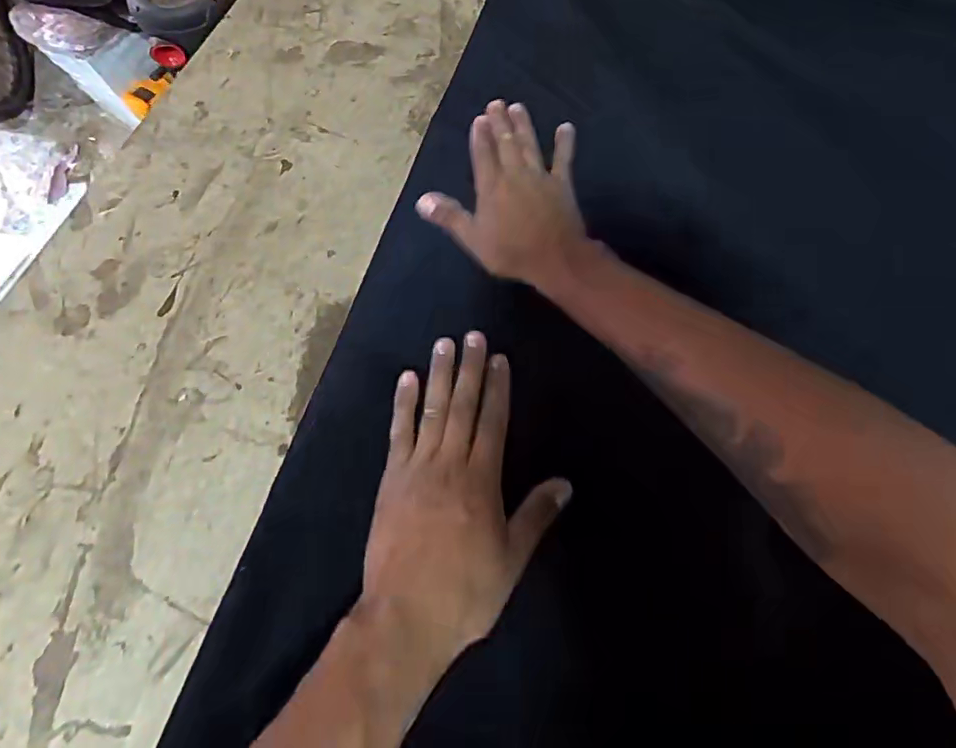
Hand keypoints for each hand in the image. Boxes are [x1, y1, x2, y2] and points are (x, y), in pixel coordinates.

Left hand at [358, 331, 571, 666]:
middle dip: (470, 369)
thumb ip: (536, 515)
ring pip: (432, 412)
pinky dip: (403, 404)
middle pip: (462, 407)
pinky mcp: (391, 481)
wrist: (402, 619)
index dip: (498, 388)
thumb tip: (565, 482)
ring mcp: (416, 470)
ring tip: (444, 344)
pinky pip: (398, 433)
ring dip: (439, 375)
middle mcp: (449, 465)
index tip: (499, 358)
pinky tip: (407, 380)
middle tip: (473, 336)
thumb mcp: (511, 559)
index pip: (493, 422)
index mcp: (481, 480)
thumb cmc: (465, 592)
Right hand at [417, 100, 588, 289]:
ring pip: (529, 145)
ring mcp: (540, 177)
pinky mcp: (562, 184)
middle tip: (496, 103)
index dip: (481, 136)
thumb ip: (449, 216)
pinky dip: (564, 143)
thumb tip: (421, 200)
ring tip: (518, 107)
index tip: (480, 118)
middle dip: (500, 123)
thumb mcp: (473, 238)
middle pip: (505, 144)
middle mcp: (514, 175)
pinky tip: (566, 127)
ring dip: (523, 126)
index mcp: (491, 187)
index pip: (483, 155)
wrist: (556, 258)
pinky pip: (563, 159)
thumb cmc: (511, 252)